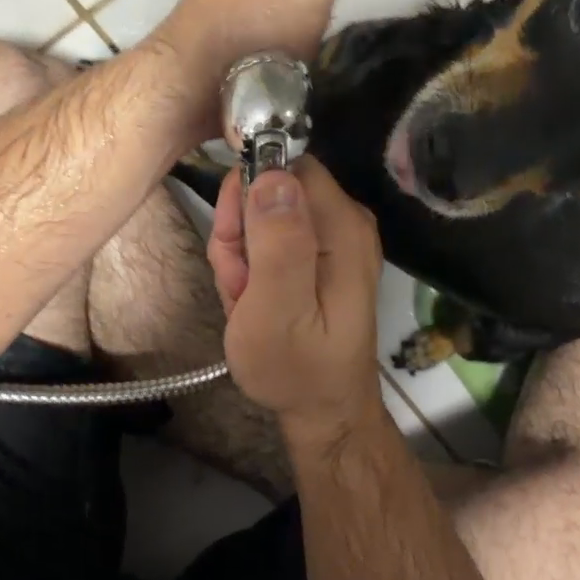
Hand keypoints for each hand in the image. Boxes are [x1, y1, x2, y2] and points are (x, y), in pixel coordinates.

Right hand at [206, 158, 385, 436]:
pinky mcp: (318, 256)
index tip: (235, 243)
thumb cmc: (296, 369)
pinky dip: (250, 271)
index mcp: (342, 226)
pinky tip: (253, 304)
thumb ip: (277, 242)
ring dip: (239, 258)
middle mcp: (344, 222)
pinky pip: (268, 241)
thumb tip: (273, 174)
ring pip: (261, 217)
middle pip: (270, 191)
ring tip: (247, 302)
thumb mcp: (277, 311)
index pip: (286, 167)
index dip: (250, 196)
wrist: (321, 412)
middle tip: (240, 285)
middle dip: (240, 235)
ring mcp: (332, 240)